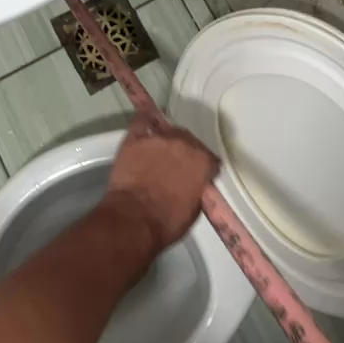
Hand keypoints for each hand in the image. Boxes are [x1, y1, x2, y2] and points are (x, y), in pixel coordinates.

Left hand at [101, 111, 218, 250]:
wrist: (133, 220)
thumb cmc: (167, 222)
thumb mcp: (195, 209)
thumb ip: (198, 187)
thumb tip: (195, 183)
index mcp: (202, 161)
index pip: (210, 159)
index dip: (204, 169)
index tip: (198, 177)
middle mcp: (184, 143)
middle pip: (189, 141)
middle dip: (186, 153)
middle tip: (176, 167)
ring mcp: (158, 138)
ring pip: (168, 131)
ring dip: (167, 141)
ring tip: (159, 153)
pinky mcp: (135, 138)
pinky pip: (142, 120)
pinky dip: (145, 121)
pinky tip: (145, 125)